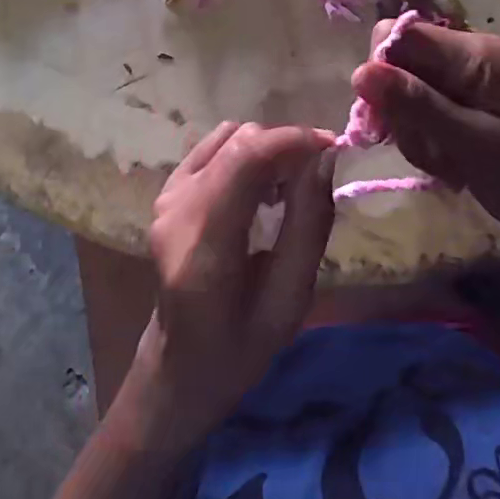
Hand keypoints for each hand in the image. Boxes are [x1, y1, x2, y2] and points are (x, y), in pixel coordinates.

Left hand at [112, 122, 334, 453]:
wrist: (180, 363)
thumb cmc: (241, 345)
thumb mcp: (289, 300)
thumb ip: (309, 226)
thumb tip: (325, 159)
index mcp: (204, 247)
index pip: (245, 159)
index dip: (293, 140)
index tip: (332, 147)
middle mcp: (176, 210)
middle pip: (239, 141)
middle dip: (287, 145)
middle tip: (318, 174)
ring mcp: (166, 197)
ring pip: (229, 136)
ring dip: (268, 150)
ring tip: (288, 188)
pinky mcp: (167, 190)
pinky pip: (214, 145)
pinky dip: (247, 154)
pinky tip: (261, 188)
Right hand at [351, 21, 499, 249]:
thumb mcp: (473, 145)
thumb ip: (418, 106)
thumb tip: (359, 72)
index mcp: (476, 53)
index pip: (403, 34)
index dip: (381, 69)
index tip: (382, 117)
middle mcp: (464, 54)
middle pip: (395, 60)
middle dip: (396, 107)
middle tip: (421, 144)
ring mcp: (457, 77)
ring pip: (397, 89)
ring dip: (408, 130)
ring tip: (444, 161)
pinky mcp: (451, 99)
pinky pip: (410, 108)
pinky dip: (416, 137)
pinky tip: (444, 161)